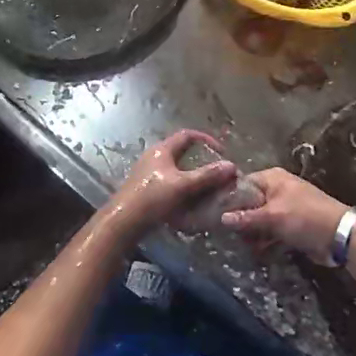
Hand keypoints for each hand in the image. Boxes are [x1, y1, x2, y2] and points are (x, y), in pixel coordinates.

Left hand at [101, 130, 236, 241]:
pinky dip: (184, 185)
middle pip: (182, 151)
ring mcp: (149, 171)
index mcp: (162, 150)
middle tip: (218, 171)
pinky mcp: (148, 186)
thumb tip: (231, 165)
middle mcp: (154, 156)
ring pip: (177, 167)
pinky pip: (171, 180)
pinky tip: (192, 198)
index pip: (187, 135)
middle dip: (202, 159)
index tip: (222, 152)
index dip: (206, 139)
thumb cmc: (153, 198)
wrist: (125, 220)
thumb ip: (206, 175)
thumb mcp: (182, 186)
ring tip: (209, 186)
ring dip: (194, 174)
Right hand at [219, 168, 350, 264]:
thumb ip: (246, 217)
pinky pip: (272, 230)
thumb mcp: (273, 216)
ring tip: (240, 246)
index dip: (230, 197)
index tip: (215, 212)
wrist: (341, 237)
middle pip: (251, 202)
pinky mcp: (292, 225)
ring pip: (261, 219)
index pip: (243, 183)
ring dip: (253, 232)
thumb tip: (221, 218)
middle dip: (241, 219)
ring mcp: (285, 208)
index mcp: (272, 178)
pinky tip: (255, 251)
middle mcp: (277, 190)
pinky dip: (265, 239)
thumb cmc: (305, 217)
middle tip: (227, 233)